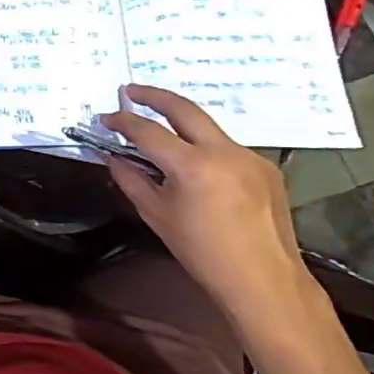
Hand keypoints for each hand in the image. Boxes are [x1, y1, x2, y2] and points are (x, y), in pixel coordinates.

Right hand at [101, 85, 307, 319]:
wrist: (263, 282)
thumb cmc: (202, 254)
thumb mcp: (157, 217)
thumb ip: (132, 180)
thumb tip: (114, 157)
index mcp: (193, 166)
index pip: (149, 131)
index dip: (123, 121)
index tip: (107, 117)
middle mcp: (224, 150)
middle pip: (183, 107)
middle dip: (154, 95)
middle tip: (131, 91)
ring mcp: (249, 156)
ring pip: (208, 130)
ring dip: (183, 127)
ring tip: (163, 138)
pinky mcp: (266, 167)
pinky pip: (228, 150)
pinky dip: (208, 152)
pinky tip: (201, 174)